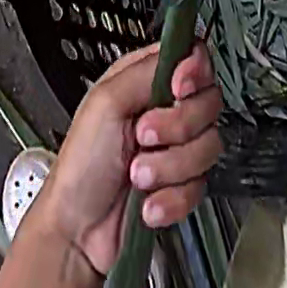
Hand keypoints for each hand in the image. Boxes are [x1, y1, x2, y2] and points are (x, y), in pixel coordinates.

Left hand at [27, 44, 221, 275]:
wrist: (78, 231)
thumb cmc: (81, 165)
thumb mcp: (105, 102)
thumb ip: (147, 72)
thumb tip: (184, 55)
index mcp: (144, 79)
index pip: (192, 57)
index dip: (194, 72)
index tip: (178, 90)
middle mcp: (163, 108)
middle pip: (208, 101)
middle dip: (177, 127)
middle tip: (143, 137)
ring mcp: (175, 146)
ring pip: (208, 145)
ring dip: (170, 166)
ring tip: (138, 174)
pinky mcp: (182, 182)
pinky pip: (201, 184)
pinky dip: (172, 197)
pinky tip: (147, 200)